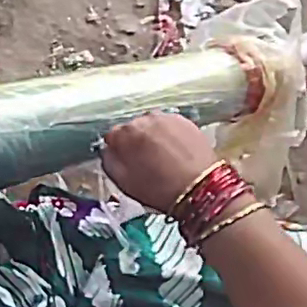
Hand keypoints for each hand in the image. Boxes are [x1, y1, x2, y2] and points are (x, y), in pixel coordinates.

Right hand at [100, 112, 219, 213]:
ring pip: (151, 125)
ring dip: (152, 136)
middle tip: (146, 161)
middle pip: (132, 128)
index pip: (112, 136)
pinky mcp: (184, 120)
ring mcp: (165, 117)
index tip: (126, 161)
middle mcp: (143, 119)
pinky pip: (168, 125)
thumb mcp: (124, 182)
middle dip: (135, 141)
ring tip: (162, 156)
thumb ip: (109, 161)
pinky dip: (168, 134)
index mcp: (124, 134)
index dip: (118, 150)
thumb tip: (107, 150)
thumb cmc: (158, 189)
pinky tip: (175, 150)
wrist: (199, 187)